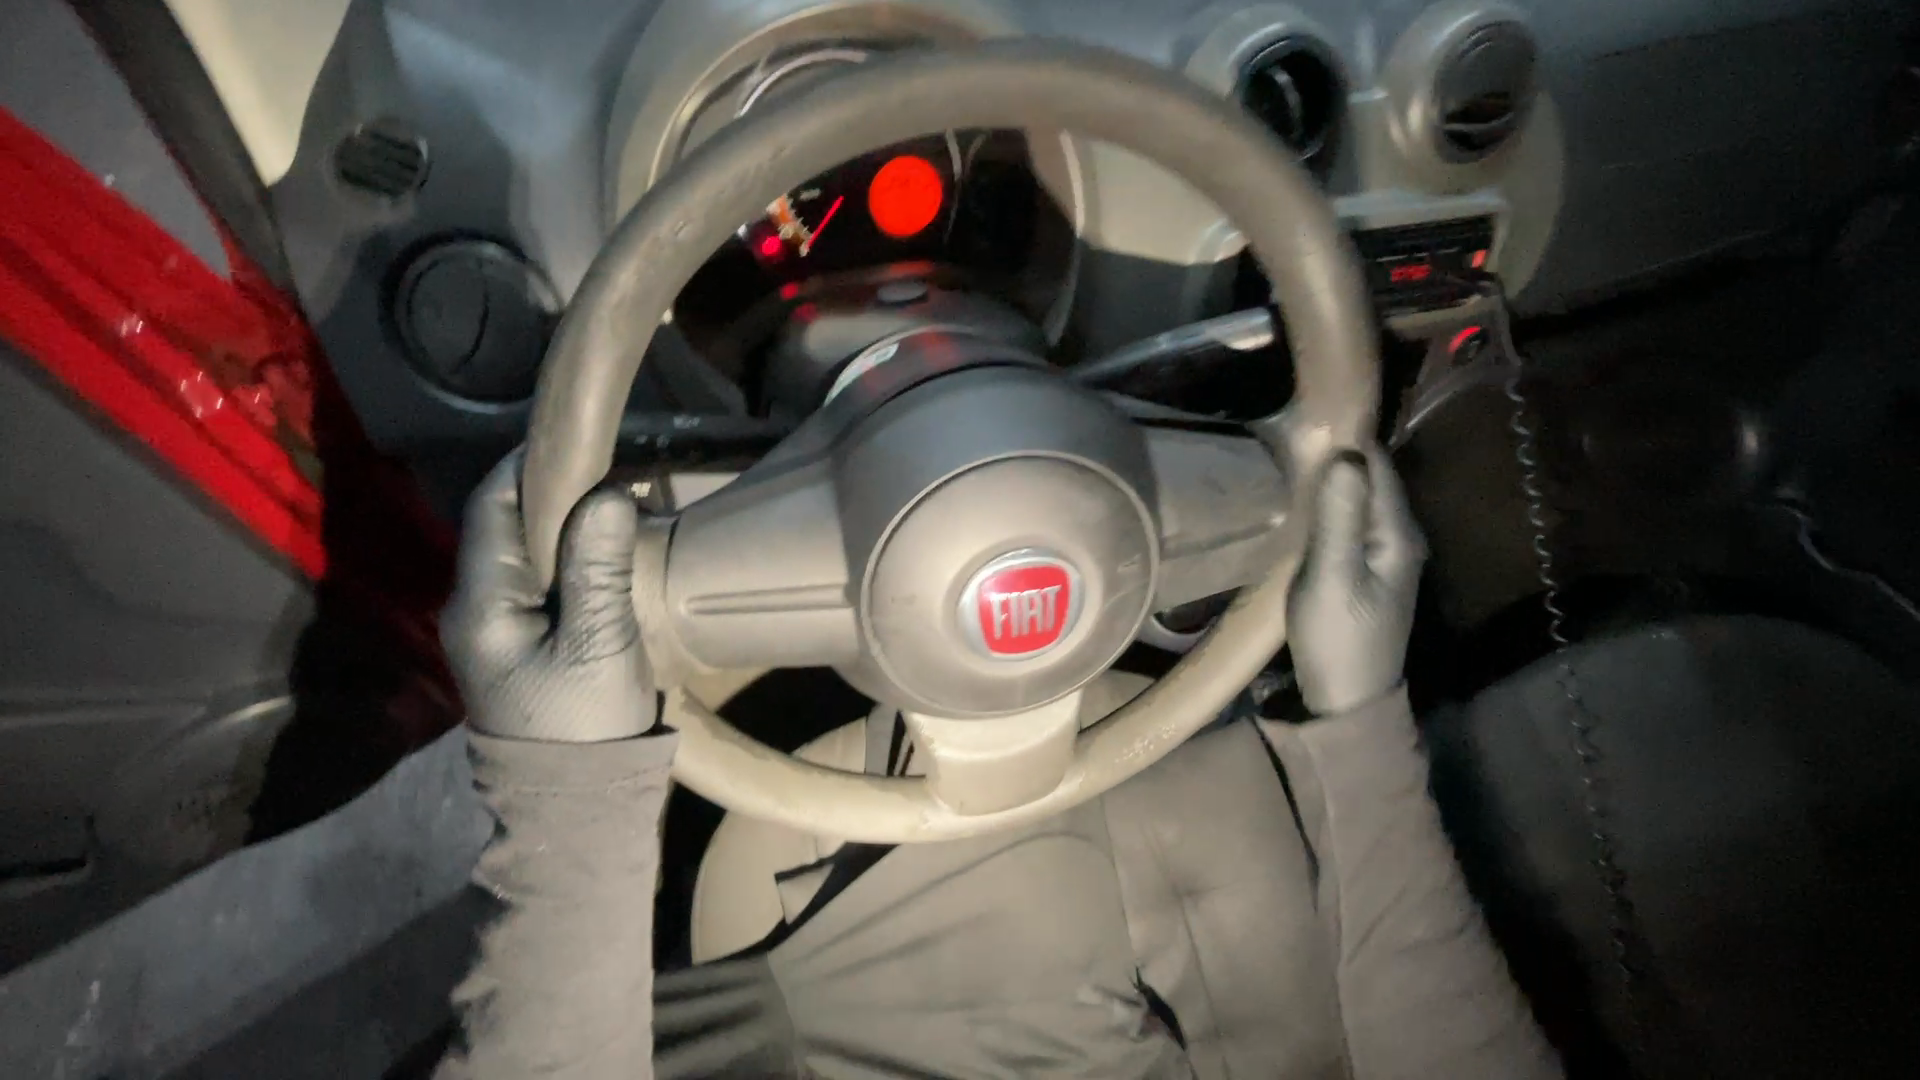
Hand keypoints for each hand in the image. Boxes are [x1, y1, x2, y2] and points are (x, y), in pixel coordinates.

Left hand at [442, 452, 657, 741]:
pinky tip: (604, 548)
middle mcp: (475, 608)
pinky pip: (539, 580)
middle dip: (553, 491)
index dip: (528, 467)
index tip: (578, 439)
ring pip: (524, 553)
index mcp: (480, 604)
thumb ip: (598, 569)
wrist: (576, 800)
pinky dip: (570, 554)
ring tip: (615, 498)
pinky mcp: (520, 643)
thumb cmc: (584, 723)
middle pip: (505, 527)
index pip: (494, 510)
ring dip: (564, 522)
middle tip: (611, 466)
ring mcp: (496, 628)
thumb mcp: (598, 645)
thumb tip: (608, 494)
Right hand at [1287, 447, 1427, 715]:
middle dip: (1336, 455)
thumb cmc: (1338, 638)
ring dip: (1330, 480)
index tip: (1305, 415)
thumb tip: (1344, 453)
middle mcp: (1399, 537)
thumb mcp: (1333, 577)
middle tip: (1287, 433)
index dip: (1346, 438)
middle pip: (1370, 480)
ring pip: (1358, 501)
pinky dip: (1328, 506)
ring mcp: (1384, 556)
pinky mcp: (1365, 570)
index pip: (1377, 466)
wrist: (1347, 700)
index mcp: (1398, 533)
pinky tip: (1300, 503)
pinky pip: (1348, 521)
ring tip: (1287, 459)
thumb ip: (1338, 517)